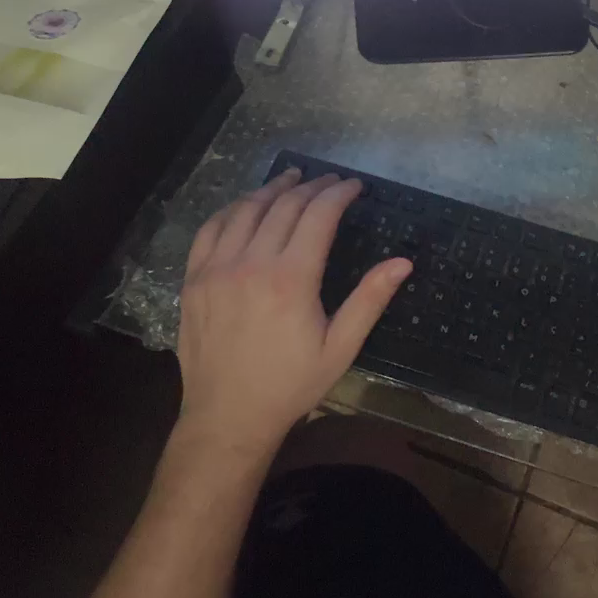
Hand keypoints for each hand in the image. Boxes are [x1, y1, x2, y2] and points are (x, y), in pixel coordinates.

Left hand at [174, 168, 411, 456]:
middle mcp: (252, 264)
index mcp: (292, 279)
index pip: (318, 215)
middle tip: (330, 181)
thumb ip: (370, 300)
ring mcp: (217, 269)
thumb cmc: (291, 384)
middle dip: (312, 187)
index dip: (339, 193)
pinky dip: (232, 209)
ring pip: (246, 210)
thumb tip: (403, 262)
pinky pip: (211, 229)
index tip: (354, 186)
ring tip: (291, 180)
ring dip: (272, 189)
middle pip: (284, 206)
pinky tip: (246, 206)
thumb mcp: (340, 348)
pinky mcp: (194, 280)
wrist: (227, 418)